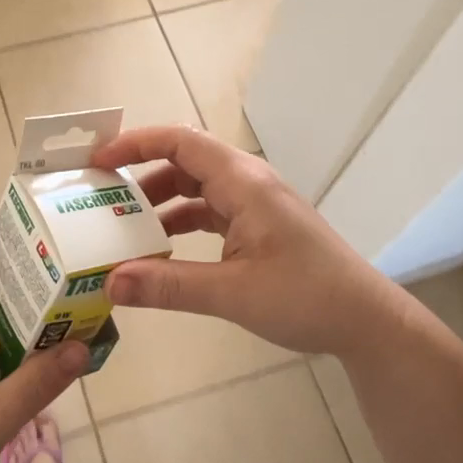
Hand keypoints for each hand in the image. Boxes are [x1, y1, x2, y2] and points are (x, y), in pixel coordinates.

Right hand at [93, 126, 404, 359]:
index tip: (97, 161)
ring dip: (158, 202)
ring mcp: (254, 204)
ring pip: (194, 187)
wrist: (366, 320)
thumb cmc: (306, 297)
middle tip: (98, 195)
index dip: (136, 143)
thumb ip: (169, 286)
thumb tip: (110, 283)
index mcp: (243, 182)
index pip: (180, 141)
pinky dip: (180, 222)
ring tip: (119, 225)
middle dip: (139, 174)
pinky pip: (209, 210)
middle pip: (183, 161)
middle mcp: (247, 182)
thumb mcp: (233, 293)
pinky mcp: (258, 226)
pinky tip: (158, 249)